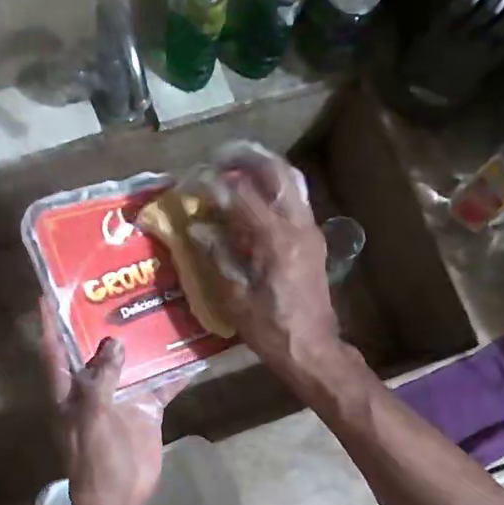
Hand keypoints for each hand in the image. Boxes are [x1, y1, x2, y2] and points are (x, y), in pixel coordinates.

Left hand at [39, 304, 186, 504]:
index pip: (54, 349)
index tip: (50, 292)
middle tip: (119, 289)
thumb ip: (101, 376)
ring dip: (142, 342)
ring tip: (158, 308)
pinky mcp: (145, 409)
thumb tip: (114, 342)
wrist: (118, 496)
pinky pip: (160, 384)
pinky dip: (174, 372)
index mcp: (67, 389)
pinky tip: (191, 352)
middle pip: (95, 349)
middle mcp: (93, 388)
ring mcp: (121, 398)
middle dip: (103, 323)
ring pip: (131, 362)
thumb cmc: (94, 456)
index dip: (50, 322)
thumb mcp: (92, 412)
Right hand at [190, 143, 346, 383]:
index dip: (213, 183)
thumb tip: (196, 226)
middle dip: (245, 157)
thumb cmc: (270, 328)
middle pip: (275, 171)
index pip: (241, 193)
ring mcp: (310, 229)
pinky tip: (254, 193)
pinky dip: (274, 186)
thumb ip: (216, 254)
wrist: (312, 348)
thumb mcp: (235, 296)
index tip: (190, 181)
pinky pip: (295, 198)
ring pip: (291, 180)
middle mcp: (297, 225)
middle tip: (217, 156)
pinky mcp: (313, 239)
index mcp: (275, 239)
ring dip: (263, 167)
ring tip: (235, 166)